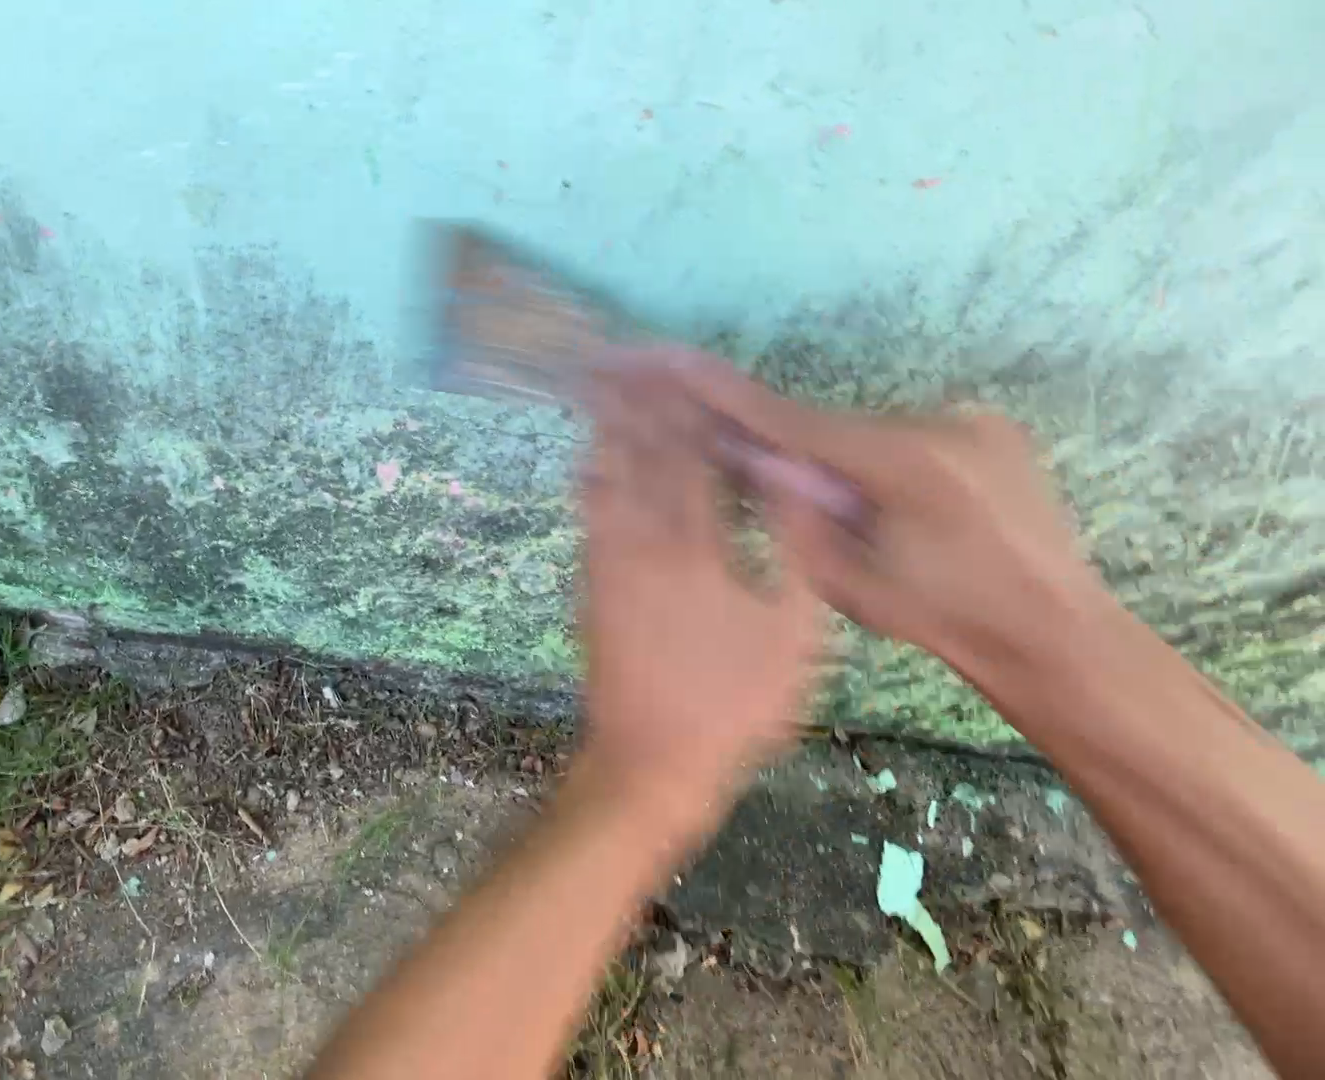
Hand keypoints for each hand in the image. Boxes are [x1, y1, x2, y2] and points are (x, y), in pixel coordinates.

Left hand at [577, 364, 822, 821]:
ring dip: (606, 427)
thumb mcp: (790, 630)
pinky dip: (590, 477)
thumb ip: (792, 547)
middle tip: (625, 351)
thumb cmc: (734, 700)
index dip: (687, 403)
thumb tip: (790, 479)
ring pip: (604, 476)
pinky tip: (588, 460)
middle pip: (640, 453)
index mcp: (697, 545)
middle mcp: (641, 540)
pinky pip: (587, 515)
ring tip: (601, 384)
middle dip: (636, 399)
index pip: (693, 453)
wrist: (649, 757)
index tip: (680, 360)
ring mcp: (606, 562)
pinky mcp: (589, 584)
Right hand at [672, 356, 1108, 675]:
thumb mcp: (843, 579)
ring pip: (866, 433)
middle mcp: (943, 424)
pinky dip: (875, 461)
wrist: (1053, 630)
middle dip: (790, 450)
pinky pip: (903, 435)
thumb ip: (791, 512)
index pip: (794, 423)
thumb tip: (747, 454)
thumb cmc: (938, 619)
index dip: (729, 397)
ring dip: (838, 461)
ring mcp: (975, 421)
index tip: (679, 364)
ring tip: (854, 515)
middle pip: (829, 428)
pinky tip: (890, 505)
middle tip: (761, 479)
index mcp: (905, 465)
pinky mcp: (992, 428)